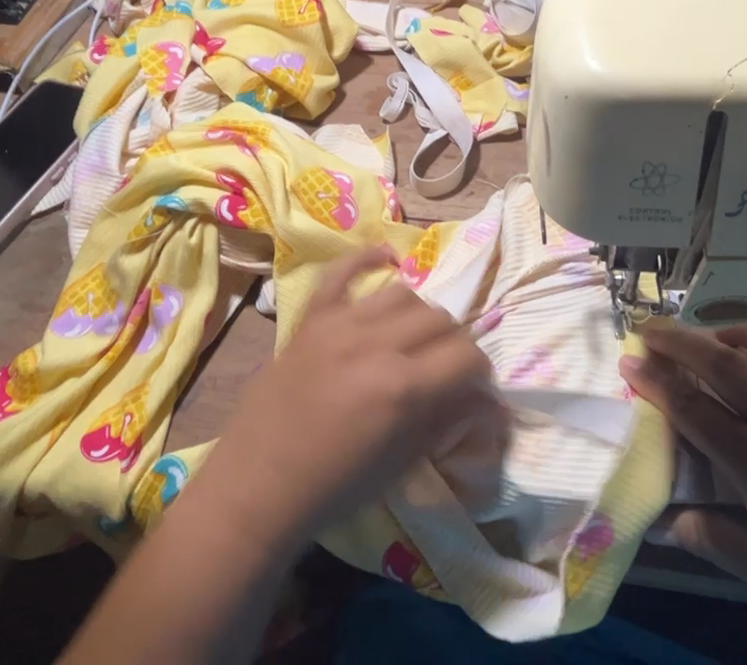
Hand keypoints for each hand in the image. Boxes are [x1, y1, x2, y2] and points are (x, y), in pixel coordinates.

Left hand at [188, 245, 498, 544]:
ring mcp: (338, 326)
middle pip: (440, 319)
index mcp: (402, 388)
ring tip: (413, 340)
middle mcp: (374, 346)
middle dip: (454, 343)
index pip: (466, 355)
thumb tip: (490, 402)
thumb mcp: (402, 461)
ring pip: (402, 294)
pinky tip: (386, 258)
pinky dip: (365, 260)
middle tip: (446, 368)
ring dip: (420, 315)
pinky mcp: (309, 321)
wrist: (257, 489)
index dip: (479, 371)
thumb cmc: (335, 486)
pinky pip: (341, 273)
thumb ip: (448, 419)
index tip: (474, 387)